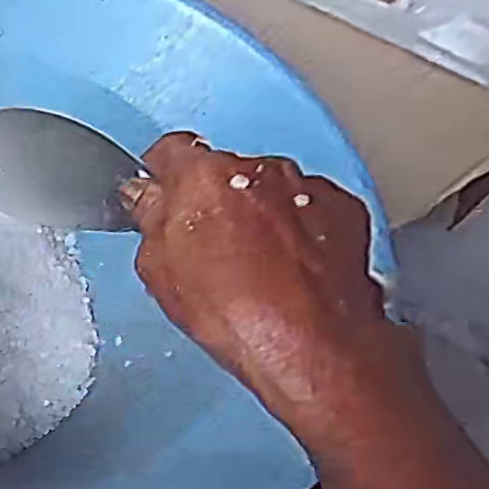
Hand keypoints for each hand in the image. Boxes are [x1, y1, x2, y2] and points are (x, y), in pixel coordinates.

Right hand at [122, 132, 401, 434]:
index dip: (157, 172)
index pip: (170, 148)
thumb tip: (145, 197)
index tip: (155, 190)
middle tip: (195, 242)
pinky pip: (302, 206)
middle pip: (219, 169)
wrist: (307, 340)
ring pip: (262, 187)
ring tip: (241, 261)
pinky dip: (289, 226)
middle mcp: (259, 168)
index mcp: (203, 175)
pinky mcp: (343, 209)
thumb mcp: (156, 265)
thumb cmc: (232, 308)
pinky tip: (277, 265)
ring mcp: (305, 186)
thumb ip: (149, 217)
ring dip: (249, 211)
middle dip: (206, 198)